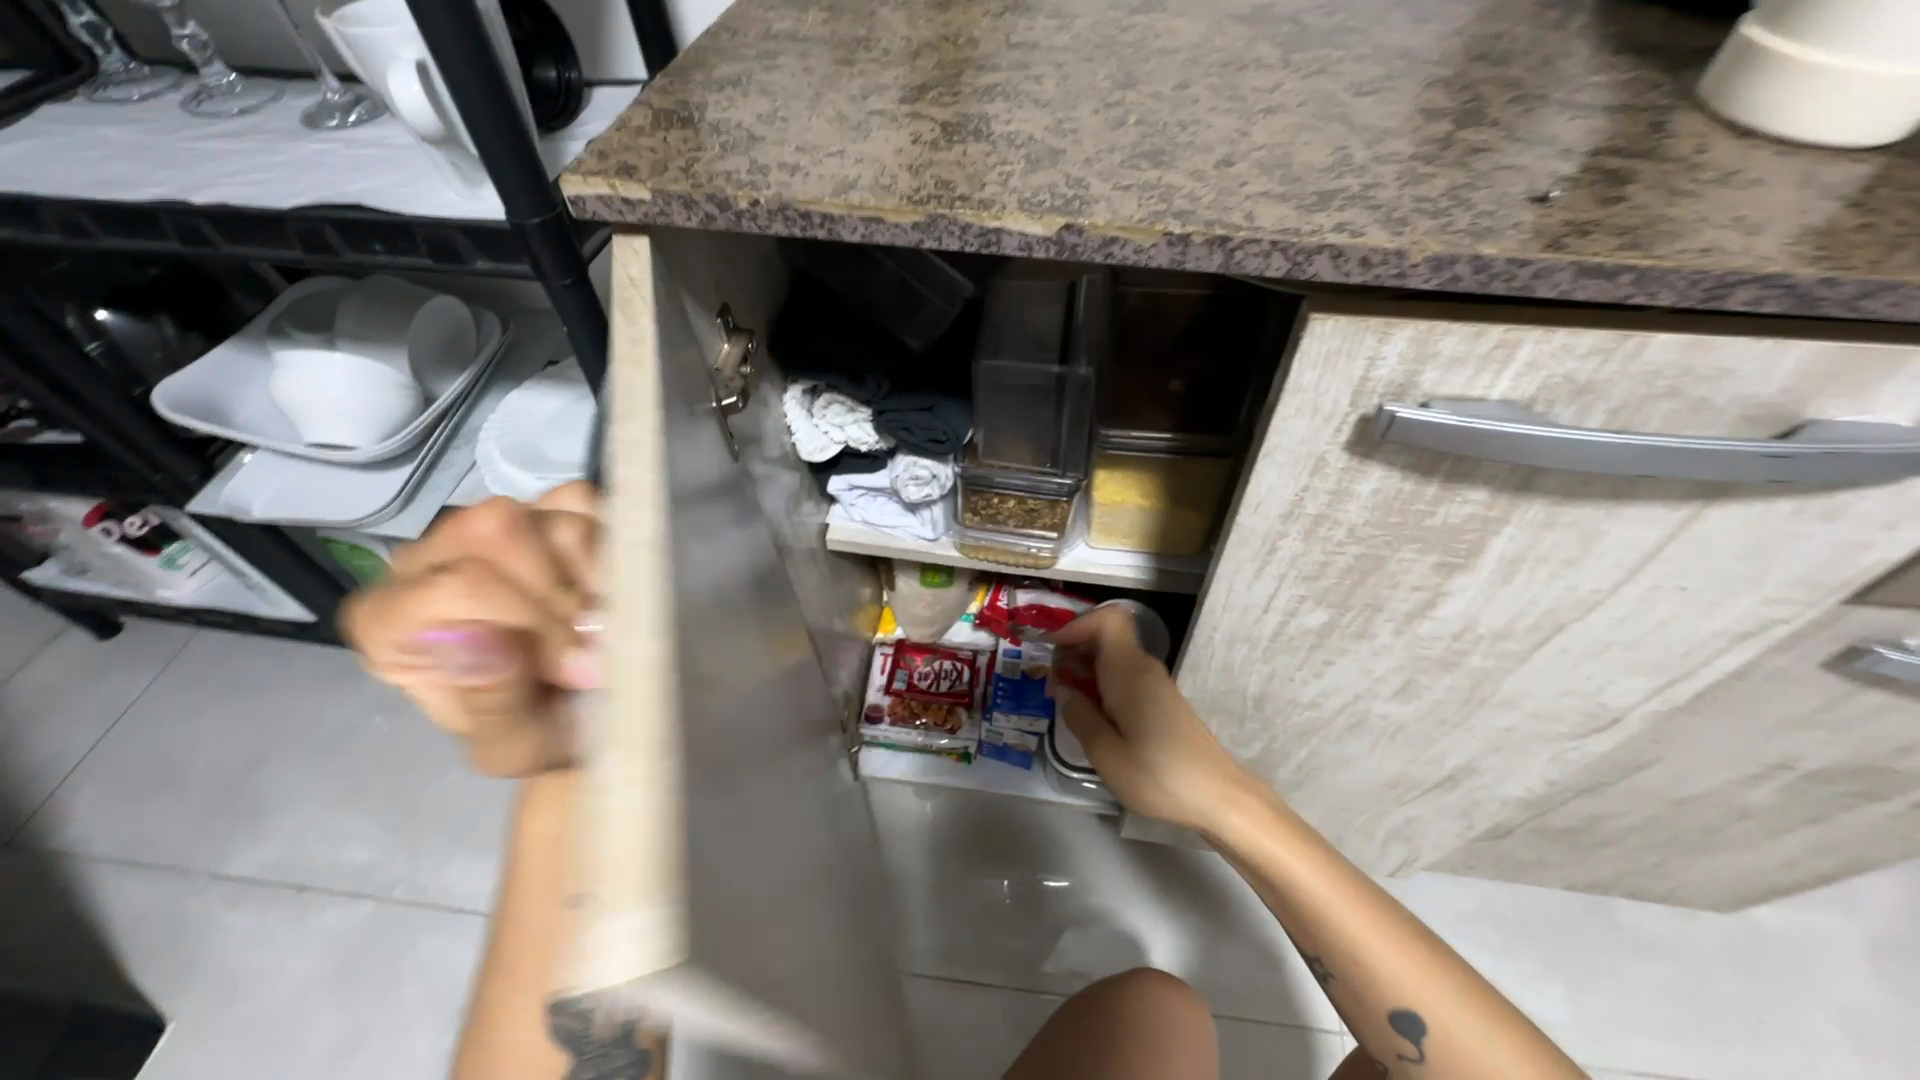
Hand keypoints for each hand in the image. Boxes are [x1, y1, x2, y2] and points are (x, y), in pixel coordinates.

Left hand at [341, 482, 601, 776]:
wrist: (582, 719)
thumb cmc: (538, 734)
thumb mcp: (514, 746)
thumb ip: (493, 702)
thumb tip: (483, 638)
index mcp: (392, 622)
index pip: (459, 584)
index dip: (534, 623)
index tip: (572, 671)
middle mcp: (425, 562)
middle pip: (495, 531)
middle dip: (561, 595)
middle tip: (590, 646)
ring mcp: (484, 527)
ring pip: (545, 517)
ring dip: (590, 577)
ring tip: (596, 625)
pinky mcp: (537, 509)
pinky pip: (579, 500)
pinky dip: (604, 543)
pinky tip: (599, 588)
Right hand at [1047, 605, 1265, 833]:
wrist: (1217, 797)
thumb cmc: (1158, 775)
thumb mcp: (1105, 753)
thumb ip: (1079, 716)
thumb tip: (1064, 690)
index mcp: (1129, 672)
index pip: (1108, 619)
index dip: (1077, 626)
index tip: (1052, 650)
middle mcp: (1144, 669)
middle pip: (1106, 638)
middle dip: (1074, 652)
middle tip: (1052, 686)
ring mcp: (1156, 686)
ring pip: (1114, 660)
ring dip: (1086, 673)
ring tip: (1068, 706)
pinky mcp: (1162, 703)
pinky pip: (1125, 679)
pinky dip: (1103, 688)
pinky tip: (1095, 719)